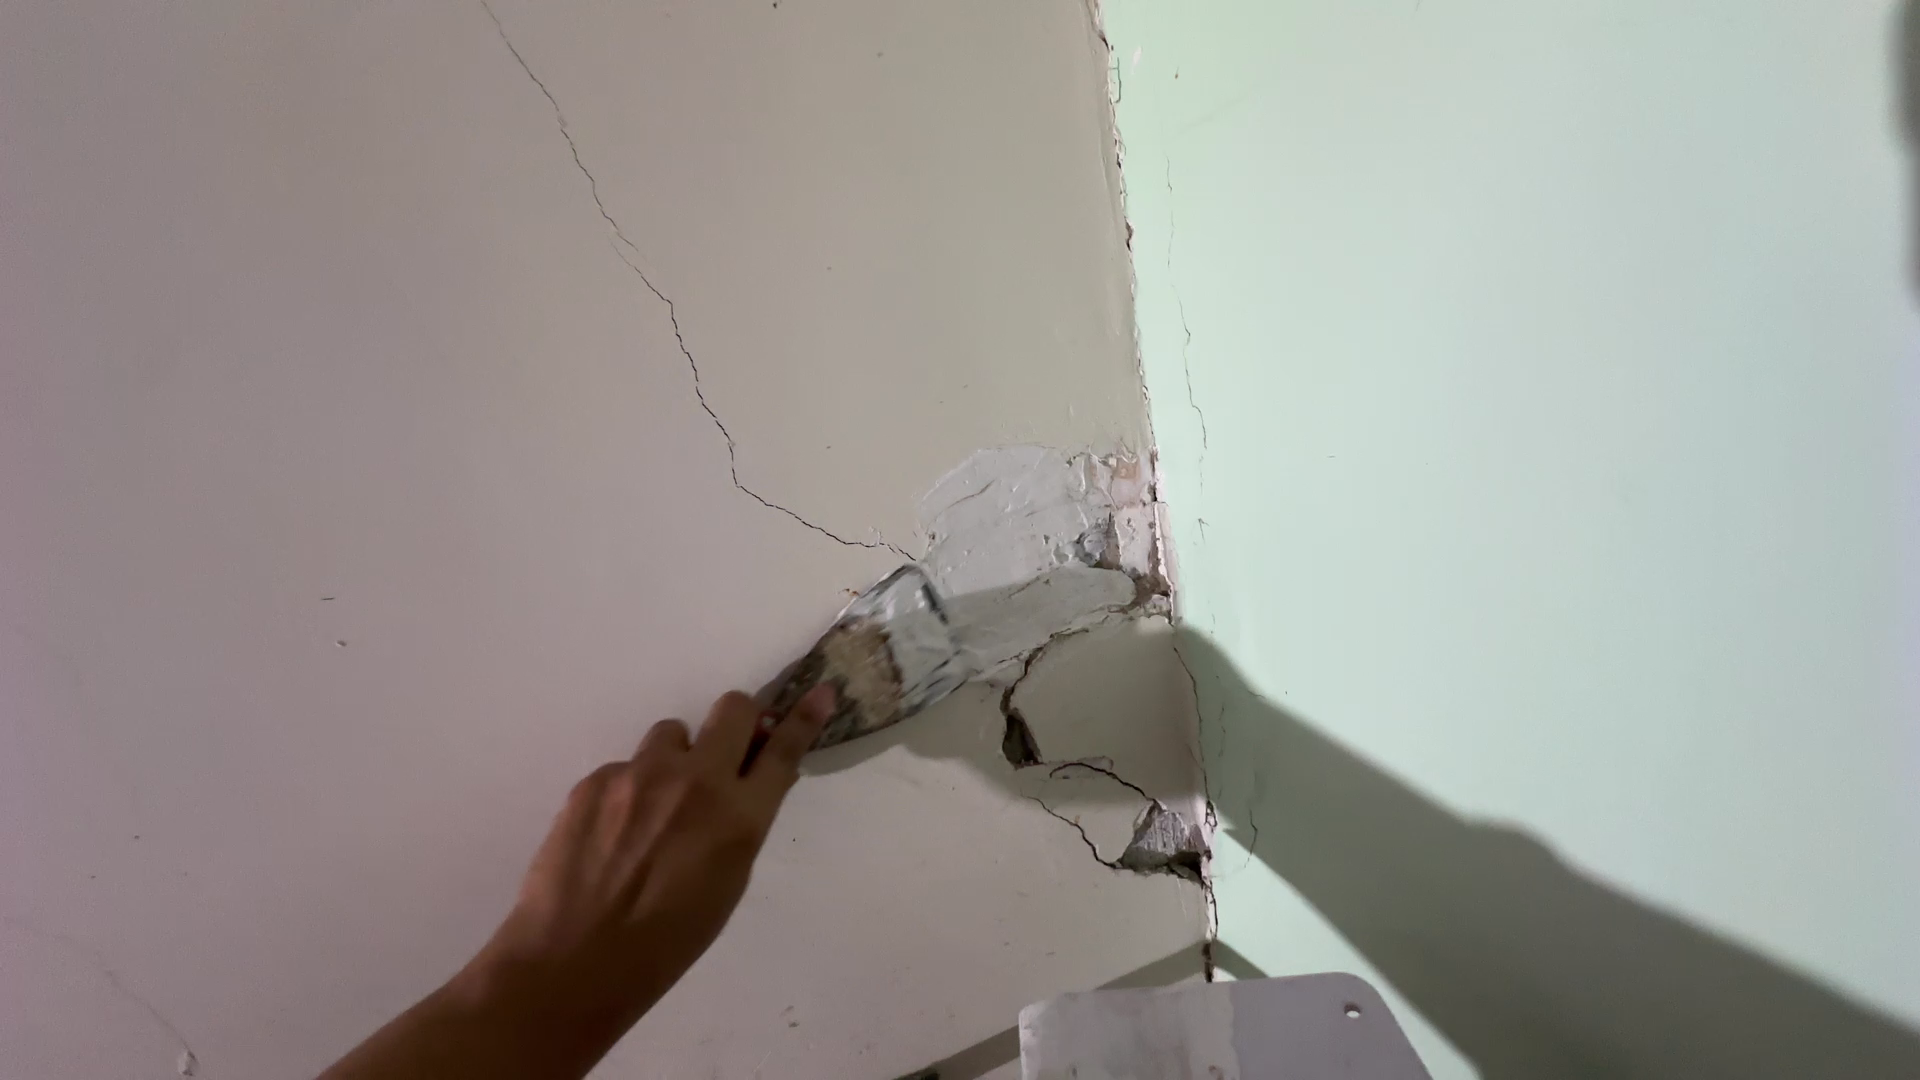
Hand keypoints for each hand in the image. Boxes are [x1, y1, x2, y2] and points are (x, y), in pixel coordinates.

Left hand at [465, 685, 835, 1030]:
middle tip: (723, 752)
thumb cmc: (666, 941)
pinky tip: (611, 834)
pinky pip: (626, 766)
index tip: (821, 692)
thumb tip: (748, 782)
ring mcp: (642, 774)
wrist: (568, 966)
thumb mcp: (729, 882)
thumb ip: (743, 821)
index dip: (805, 717)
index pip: (783, 750)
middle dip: (737, 722)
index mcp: (739, 817)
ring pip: (673, 732)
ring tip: (653, 806)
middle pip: (733, 709)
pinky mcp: (596, 780)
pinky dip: (629, 790)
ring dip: (675, 758)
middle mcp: (696, 782)